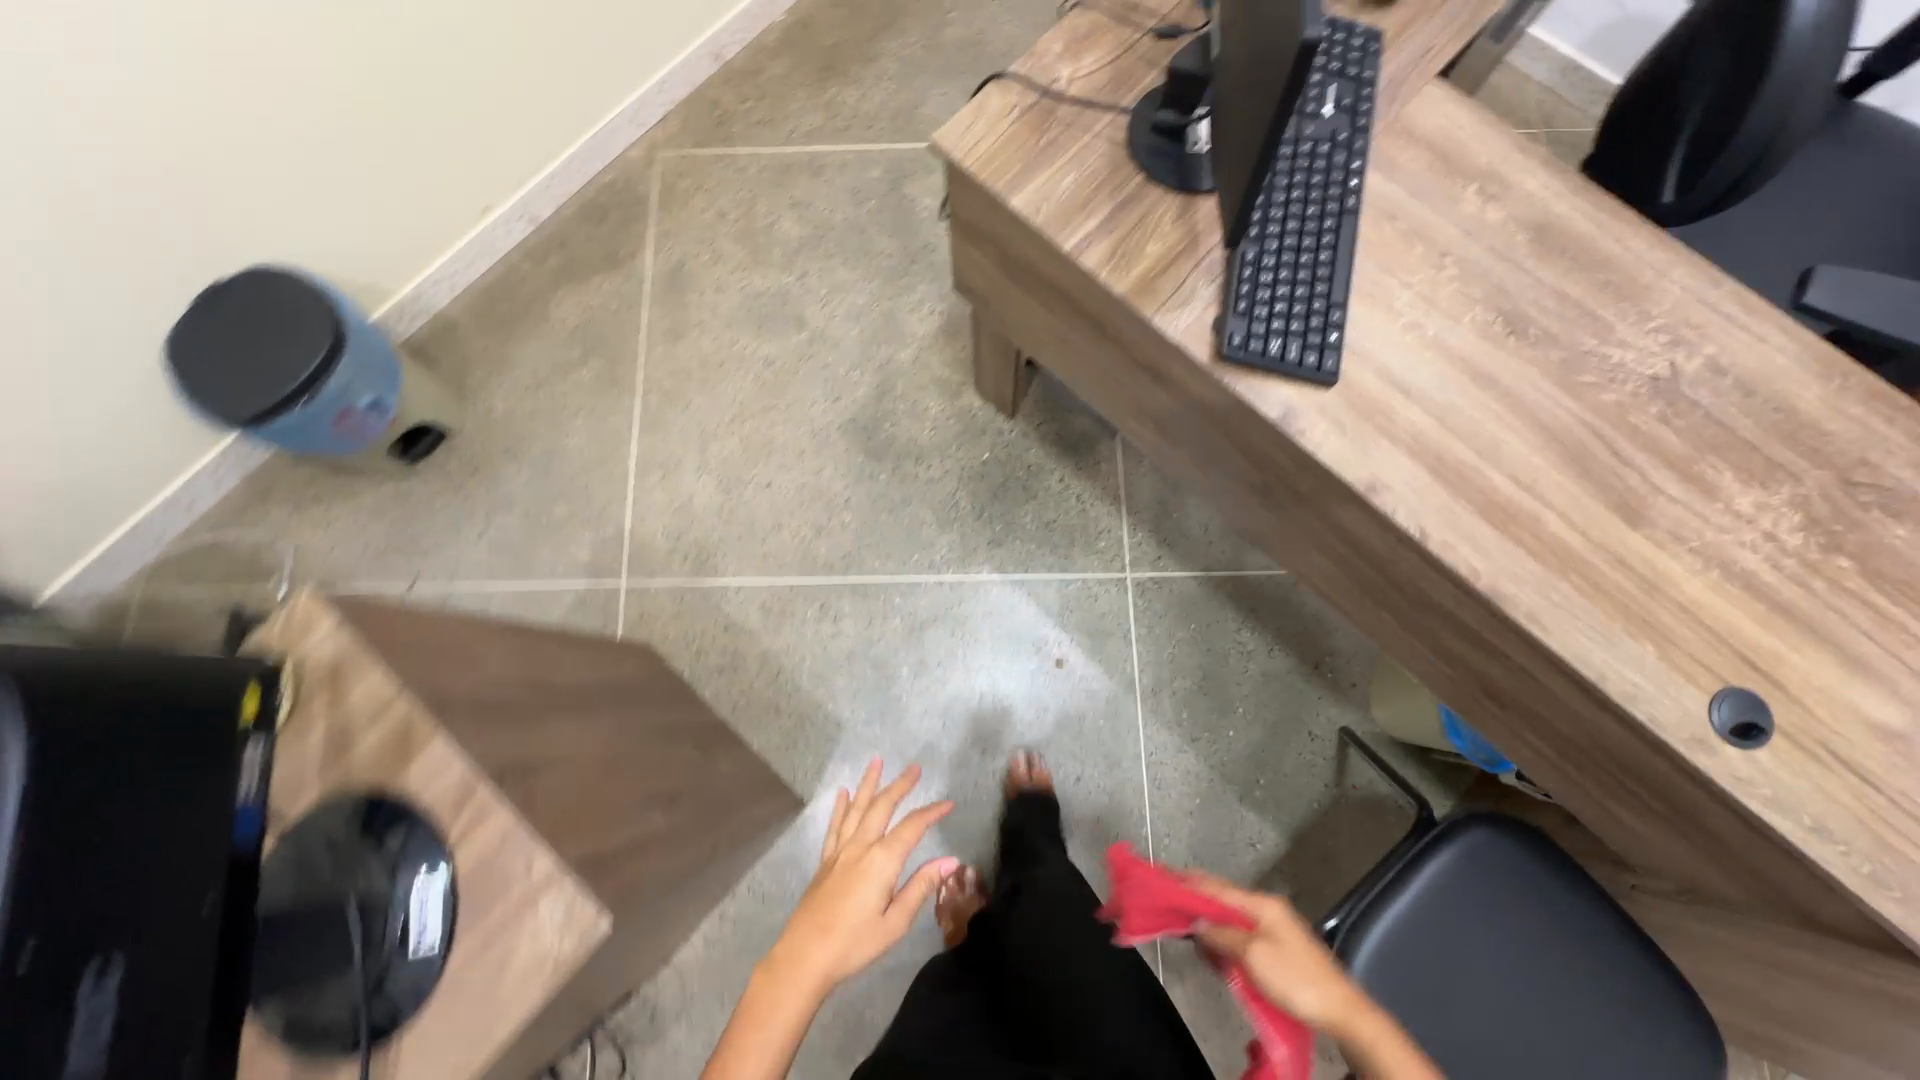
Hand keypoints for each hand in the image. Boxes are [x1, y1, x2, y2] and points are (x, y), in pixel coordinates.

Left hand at [764, 760, 957, 993]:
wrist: (805, 956)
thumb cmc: (855, 943)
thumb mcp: (896, 922)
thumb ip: (921, 887)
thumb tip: (950, 861)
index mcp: (882, 861)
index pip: (912, 828)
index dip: (931, 813)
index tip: (948, 803)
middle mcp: (860, 847)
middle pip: (882, 807)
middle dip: (900, 786)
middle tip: (914, 768)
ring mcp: (839, 852)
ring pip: (857, 809)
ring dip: (869, 784)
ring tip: (876, 762)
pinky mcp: (825, 862)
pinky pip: (835, 826)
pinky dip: (841, 807)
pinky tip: (844, 793)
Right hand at [1186, 872, 1368, 1034]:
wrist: (1341, 1011)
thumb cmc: (1296, 980)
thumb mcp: (1253, 955)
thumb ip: (1222, 935)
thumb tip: (1197, 923)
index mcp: (1261, 904)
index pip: (1215, 887)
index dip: (1187, 883)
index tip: (1161, 877)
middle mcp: (1266, 909)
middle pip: (1222, 899)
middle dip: (1195, 901)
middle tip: (1168, 907)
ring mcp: (1273, 928)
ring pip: (1230, 919)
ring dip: (1209, 925)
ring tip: (1188, 934)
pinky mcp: (1277, 947)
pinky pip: (1241, 935)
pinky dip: (1224, 940)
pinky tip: (1214, 952)